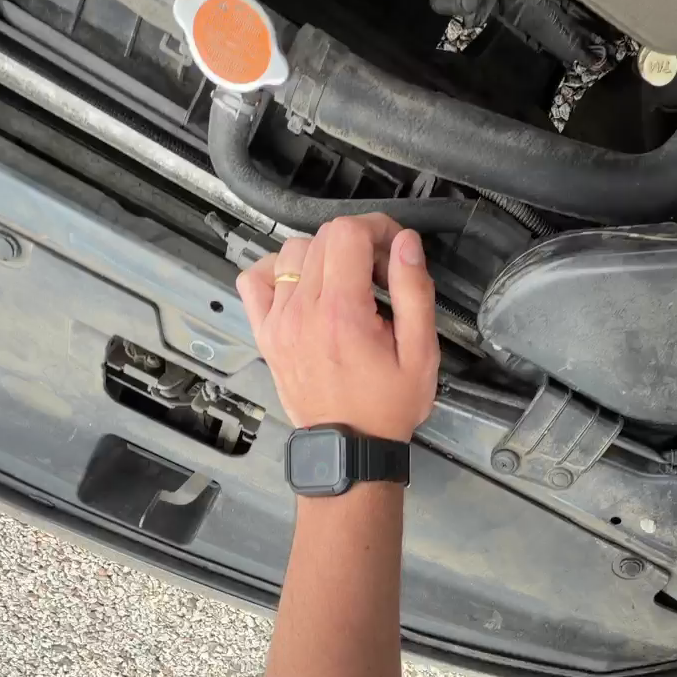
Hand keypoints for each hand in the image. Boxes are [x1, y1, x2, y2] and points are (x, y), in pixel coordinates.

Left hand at [237, 214, 439, 443]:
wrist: (351, 447)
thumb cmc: (388, 407)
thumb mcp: (421, 354)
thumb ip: (415, 293)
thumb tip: (406, 244)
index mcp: (343, 313)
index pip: (349, 233)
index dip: (378, 229)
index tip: (394, 251)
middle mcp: (303, 311)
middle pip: (322, 237)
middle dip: (357, 244)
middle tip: (378, 276)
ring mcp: (278, 321)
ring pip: (290, 252)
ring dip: (322, 257)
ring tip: (345, 286)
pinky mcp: (266, 333)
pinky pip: (254, 279)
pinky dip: (276, 271)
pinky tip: (303, 288)